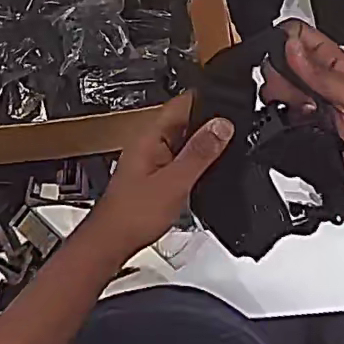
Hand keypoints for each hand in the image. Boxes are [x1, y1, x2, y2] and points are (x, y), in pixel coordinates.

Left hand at [77, 108, 233, 259]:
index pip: (184, 101)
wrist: (111, 243)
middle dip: (210, 125)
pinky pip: (182, 157)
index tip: (231, 107)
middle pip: (188, 119)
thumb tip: (222, 126)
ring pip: (186, 139)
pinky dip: (195, 162)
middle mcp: (150, 140)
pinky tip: (203, 174)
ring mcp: (153, 155)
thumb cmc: (132, 214)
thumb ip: (200, 152)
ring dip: (203, 146)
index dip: (209, 100)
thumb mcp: (175, 182)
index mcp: (151, 134)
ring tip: (219, 157)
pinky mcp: (156, 171)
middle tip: (231, 137)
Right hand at [261, 19, 343, 209]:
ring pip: (282, 87)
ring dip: (282, 96)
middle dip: (280, 73)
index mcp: (341, 65)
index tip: (280, 55)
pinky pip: (283, 114)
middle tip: (296, 90)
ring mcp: (316, 105)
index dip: (286, 38)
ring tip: (301, 109)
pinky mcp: (308, 127)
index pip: (304, 36)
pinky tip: (295, 123)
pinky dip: (281, 116)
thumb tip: (292, 45)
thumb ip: (322, 73)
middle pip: (286, 60)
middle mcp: (327, 82)